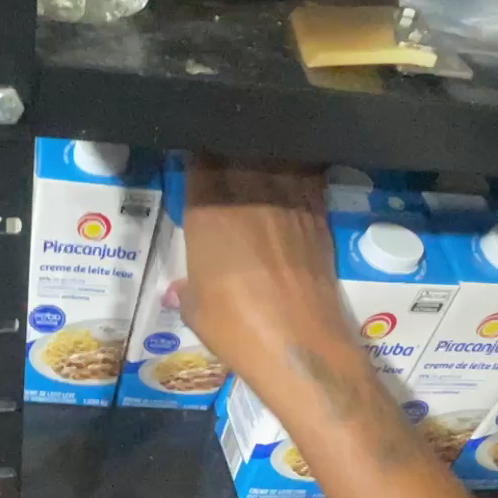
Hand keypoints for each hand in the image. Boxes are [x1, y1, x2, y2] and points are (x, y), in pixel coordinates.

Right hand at [175, 155, 354, 392]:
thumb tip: (179, 289)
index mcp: (207, 212)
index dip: (196, 162)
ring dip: (265, 159)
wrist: (298, 344)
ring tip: (258, 169)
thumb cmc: (235, 328)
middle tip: (224, 166)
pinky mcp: (318, 215)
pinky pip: (308, 178)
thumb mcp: (196, 312)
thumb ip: (186, 290)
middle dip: (228, 155)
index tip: (196, 167)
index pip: (198, 164)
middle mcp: (247, 195)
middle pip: (236, 153)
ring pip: (275, 159)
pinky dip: (298, 175)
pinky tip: (293, 182)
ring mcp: (288, 201)